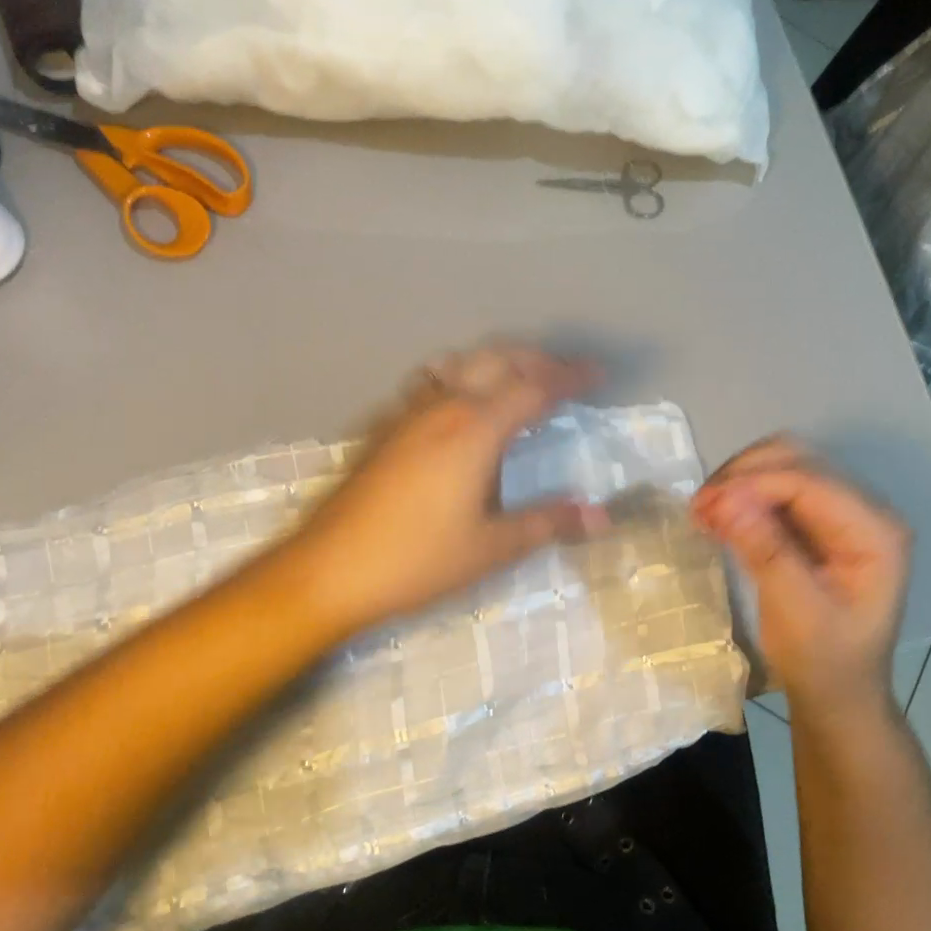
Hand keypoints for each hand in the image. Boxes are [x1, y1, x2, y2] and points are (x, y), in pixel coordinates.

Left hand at [279, 345, 608, 637]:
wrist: (329, 569)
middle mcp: (443, 407)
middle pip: (496, 360)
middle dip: (536, 361)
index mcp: (476, 429)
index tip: (599, 376)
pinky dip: (461, 379)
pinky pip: (432, 384)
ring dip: (496, 364)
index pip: (534, 387)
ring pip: (460, 365)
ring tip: (518, 382)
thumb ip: (547, 523)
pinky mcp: (386, 430)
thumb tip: (601, 516)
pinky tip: (460, 407)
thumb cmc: (417, 559)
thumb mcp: (491, 547)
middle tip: (564, 377)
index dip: (570, 378)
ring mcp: (409, 415)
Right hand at [692, 437, 911, 706]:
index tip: (705, 505)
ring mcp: (841, 516)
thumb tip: (725, 502)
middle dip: (744, 475)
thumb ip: (767, 554)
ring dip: (740, 482)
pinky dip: (743, 498)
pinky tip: (715, 517)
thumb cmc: (826, 664)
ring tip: (701, 511)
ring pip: (784, 468)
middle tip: (699, 507)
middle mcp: (864, 512)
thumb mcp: (797, 615)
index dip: (754, 484)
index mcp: (875, 532)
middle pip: (798, 461)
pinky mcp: (818, 526)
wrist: (838, 697)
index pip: (810, 482)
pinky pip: (777, 493)